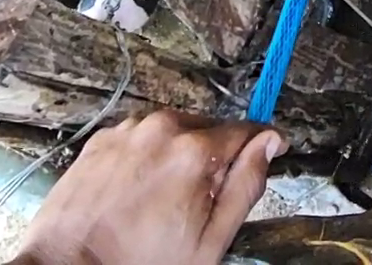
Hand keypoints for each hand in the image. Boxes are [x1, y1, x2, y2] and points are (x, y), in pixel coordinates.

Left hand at [13, 110, 285, 264]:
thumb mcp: (207, 243)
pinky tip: (135, 193)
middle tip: (197, 201)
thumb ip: (246, 186)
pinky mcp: (101, 139)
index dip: (260, 143)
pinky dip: (145, 157)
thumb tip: (270, 142)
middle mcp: (163, 127)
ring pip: (173, 132)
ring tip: (160, 201)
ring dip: (177, 155)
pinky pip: (139, 138)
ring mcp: (128, 130)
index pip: (245, 130)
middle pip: (208, 130)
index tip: (270, 151)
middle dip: (212, 157)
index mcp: (195, 151)